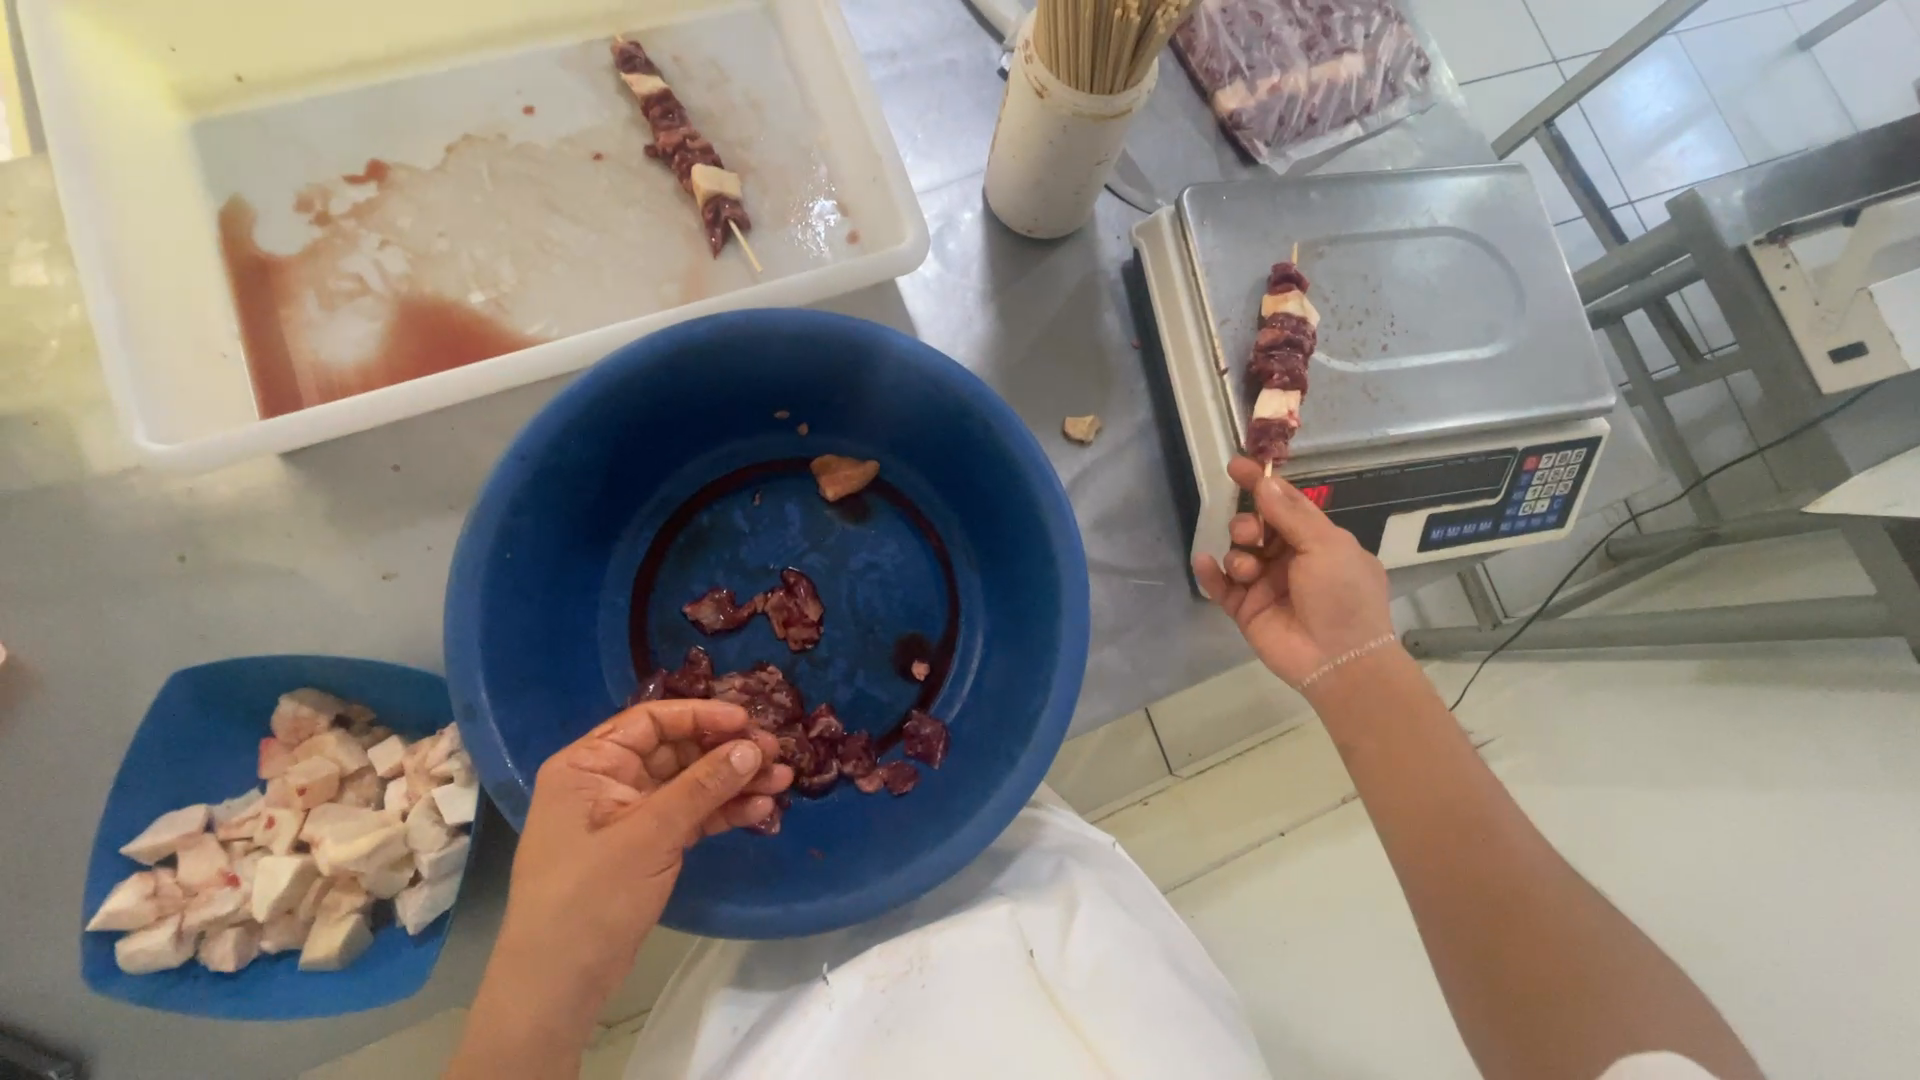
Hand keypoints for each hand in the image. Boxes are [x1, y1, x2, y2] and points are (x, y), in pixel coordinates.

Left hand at [469, 700, 792, 1053]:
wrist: (560, 984)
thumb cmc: (592, 896)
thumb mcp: (650, 834)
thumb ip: (703, 786)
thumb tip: (751, 747)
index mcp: (590, 765)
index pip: (651, 721)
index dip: (702, 716)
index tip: (748, 722)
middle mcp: (608, 781)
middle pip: (678, 750)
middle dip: (728, 752)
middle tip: (776, 754)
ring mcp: (629, 815)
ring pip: (691, 784)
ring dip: (735, 782)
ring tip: (783, 781)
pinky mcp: (647, 846)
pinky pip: (691, 815)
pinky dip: (723, 812)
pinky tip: (761, 810)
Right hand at [1193, 456, 1394, 687]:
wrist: (1340, 658)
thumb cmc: (1344, 596)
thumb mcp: (1327, 546)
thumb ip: (1291, 514)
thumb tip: (1265, 484)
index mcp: (1317, 541)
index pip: (1285, 505)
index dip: (1262, 484)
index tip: (1237, 465)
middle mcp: (1290, 560)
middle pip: (1256, 527)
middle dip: (1247, 524)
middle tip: (1252, 534)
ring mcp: (1266, 586)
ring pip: (1237, 554)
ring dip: (1237, 552)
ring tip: (1248, 568)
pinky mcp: (1246, 610)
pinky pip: (1221, 586)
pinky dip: (1210, 573)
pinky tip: (1207, 562)